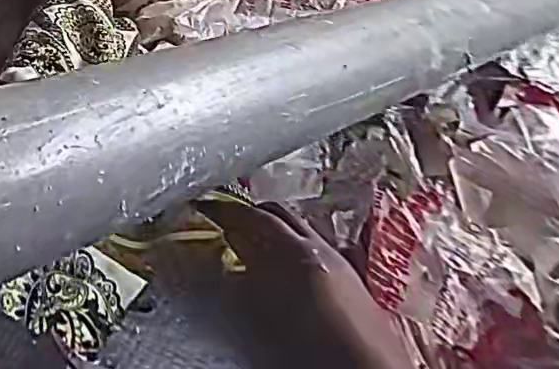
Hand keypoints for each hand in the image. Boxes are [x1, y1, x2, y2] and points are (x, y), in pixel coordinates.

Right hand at [198, 199, 411, 368]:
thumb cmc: (306, 351)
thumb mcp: (256, 314)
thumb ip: (232, 280)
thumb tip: (209, 258)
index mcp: (292, 249)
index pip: (248, 213)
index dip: (220, 209)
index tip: (199, 207)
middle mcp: (319, 248)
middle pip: (277, 214)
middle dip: (249, 214)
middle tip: (226, 224)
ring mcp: (343, 266)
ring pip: (299, 231)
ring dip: (274, 232)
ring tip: (254, 248)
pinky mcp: (359, 288)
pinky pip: (317, 251)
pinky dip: (295, 251)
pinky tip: (285, 273)